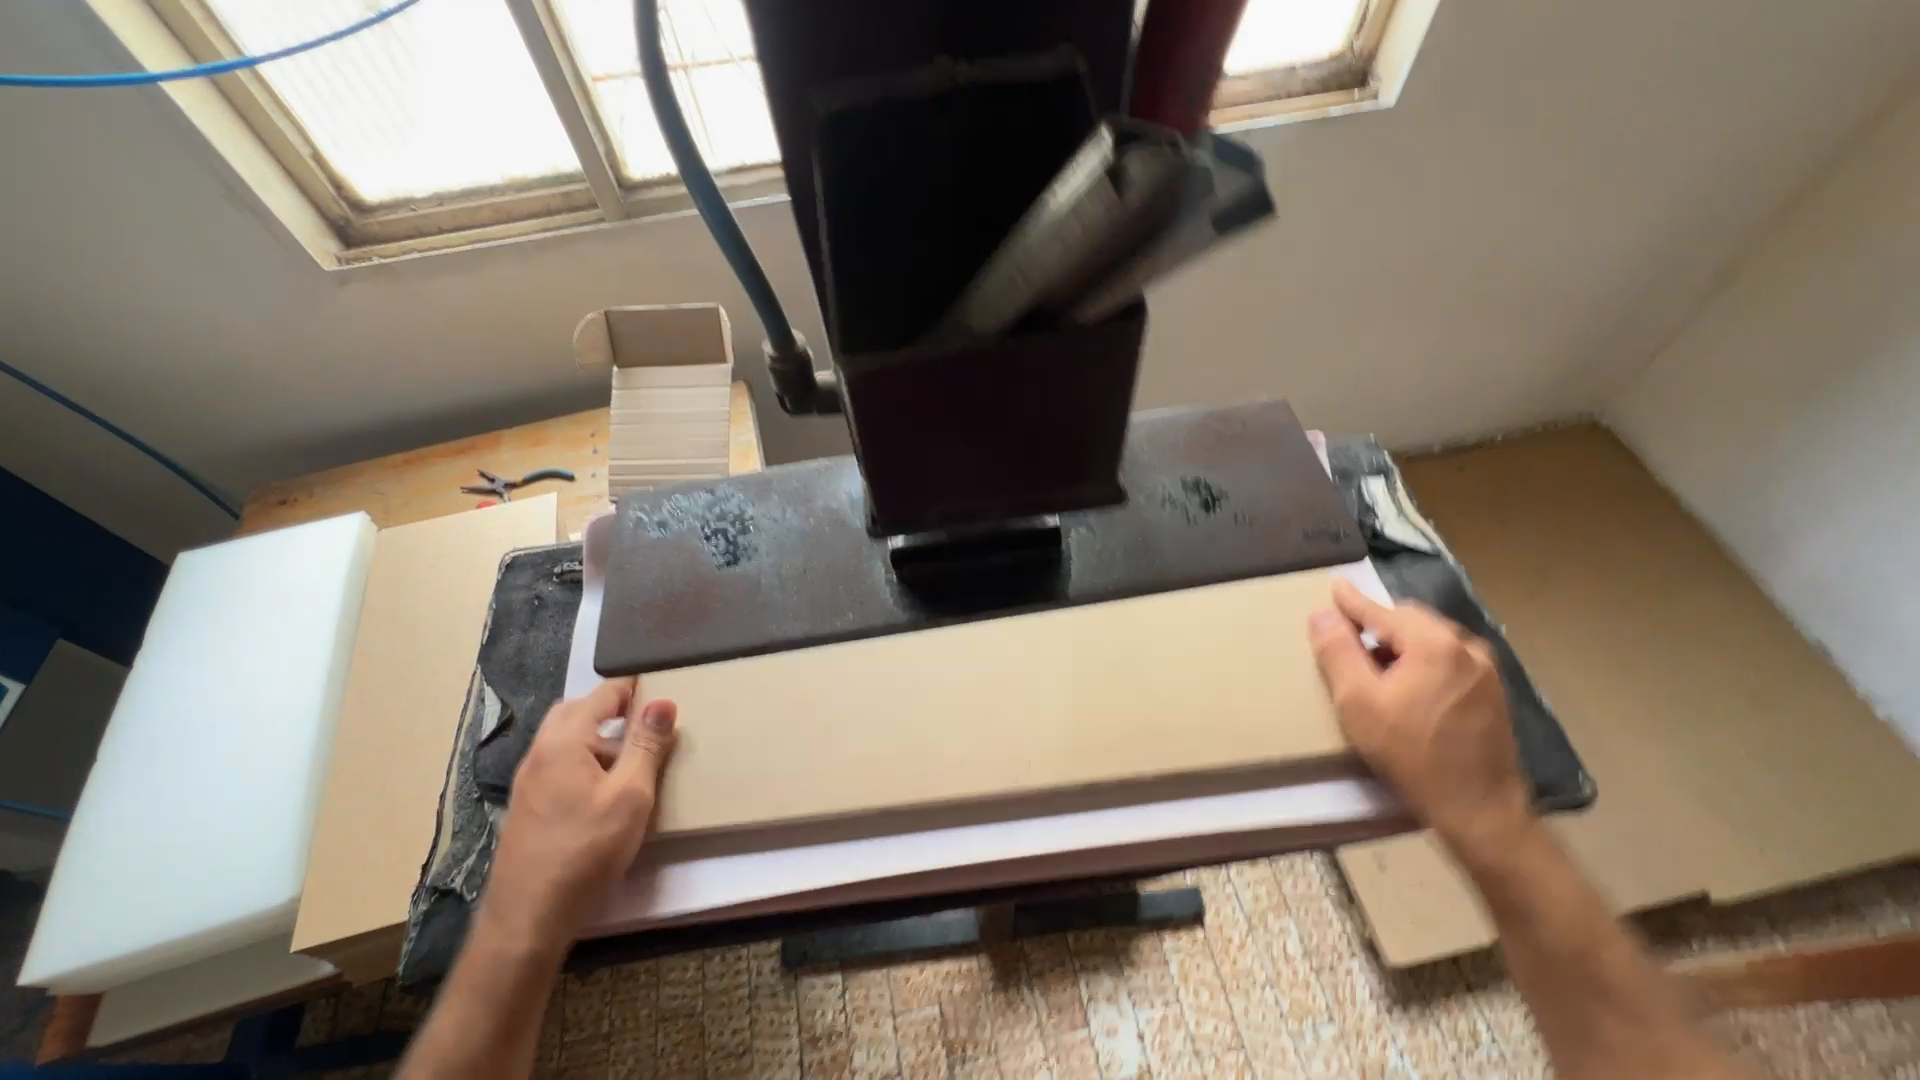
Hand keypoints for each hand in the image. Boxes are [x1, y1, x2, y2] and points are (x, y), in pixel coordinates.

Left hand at [480, 679, 676, 954]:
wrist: (528, 917)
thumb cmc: (586, 850)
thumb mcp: (631, 796)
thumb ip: (646, 746)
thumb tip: (662, 701)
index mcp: (563, 742)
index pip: (601, 696)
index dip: (632, 689)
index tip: (661, 690)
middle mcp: (539, 754)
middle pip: (575, 712)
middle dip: (610, 709)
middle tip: (646, 722)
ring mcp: (528, 783)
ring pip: (565, 740)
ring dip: (597, 738)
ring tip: (632, 761)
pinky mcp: (528, 808)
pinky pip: (559, 766)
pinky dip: (584, 762)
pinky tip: (605, 793)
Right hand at [1308, 578, 1532, 859]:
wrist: (1479, 809)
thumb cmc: (1411, 754)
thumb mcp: (1359, 703)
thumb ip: (1338, 653)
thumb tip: (1322, 614)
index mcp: (1434, 643)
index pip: (1382, 610)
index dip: (1352, 601)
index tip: (1335, 586)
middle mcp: (1466, 647)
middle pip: (1411, 620)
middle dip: (1379, 624)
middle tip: (1349, 636)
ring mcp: (1486, 670)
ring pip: (1433, 640)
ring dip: (1402, 644)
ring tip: (1376, 666)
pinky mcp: (1493, 693)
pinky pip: (1450, 660)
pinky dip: (1424, 661)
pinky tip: (1409, 686)